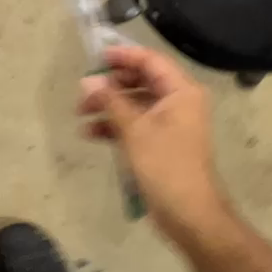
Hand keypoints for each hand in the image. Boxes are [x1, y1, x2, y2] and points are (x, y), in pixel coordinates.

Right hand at [78, 44, 235, 248]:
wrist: (190, 215)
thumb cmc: (166, 166)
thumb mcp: (134, 130)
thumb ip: (111, 101)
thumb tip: (88, 81)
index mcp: (181, 91)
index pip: (150, 60)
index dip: (123, 56)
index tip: (95, 58)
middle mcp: (180, 101)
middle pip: (142, 80)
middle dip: (112, 85)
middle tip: (84, 92)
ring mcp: (172, 123)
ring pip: (136, 103)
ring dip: (110, 106)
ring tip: (81, 114)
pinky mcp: (162, 143)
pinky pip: (137, 123)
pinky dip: (116, 125)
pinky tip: (92, 133)